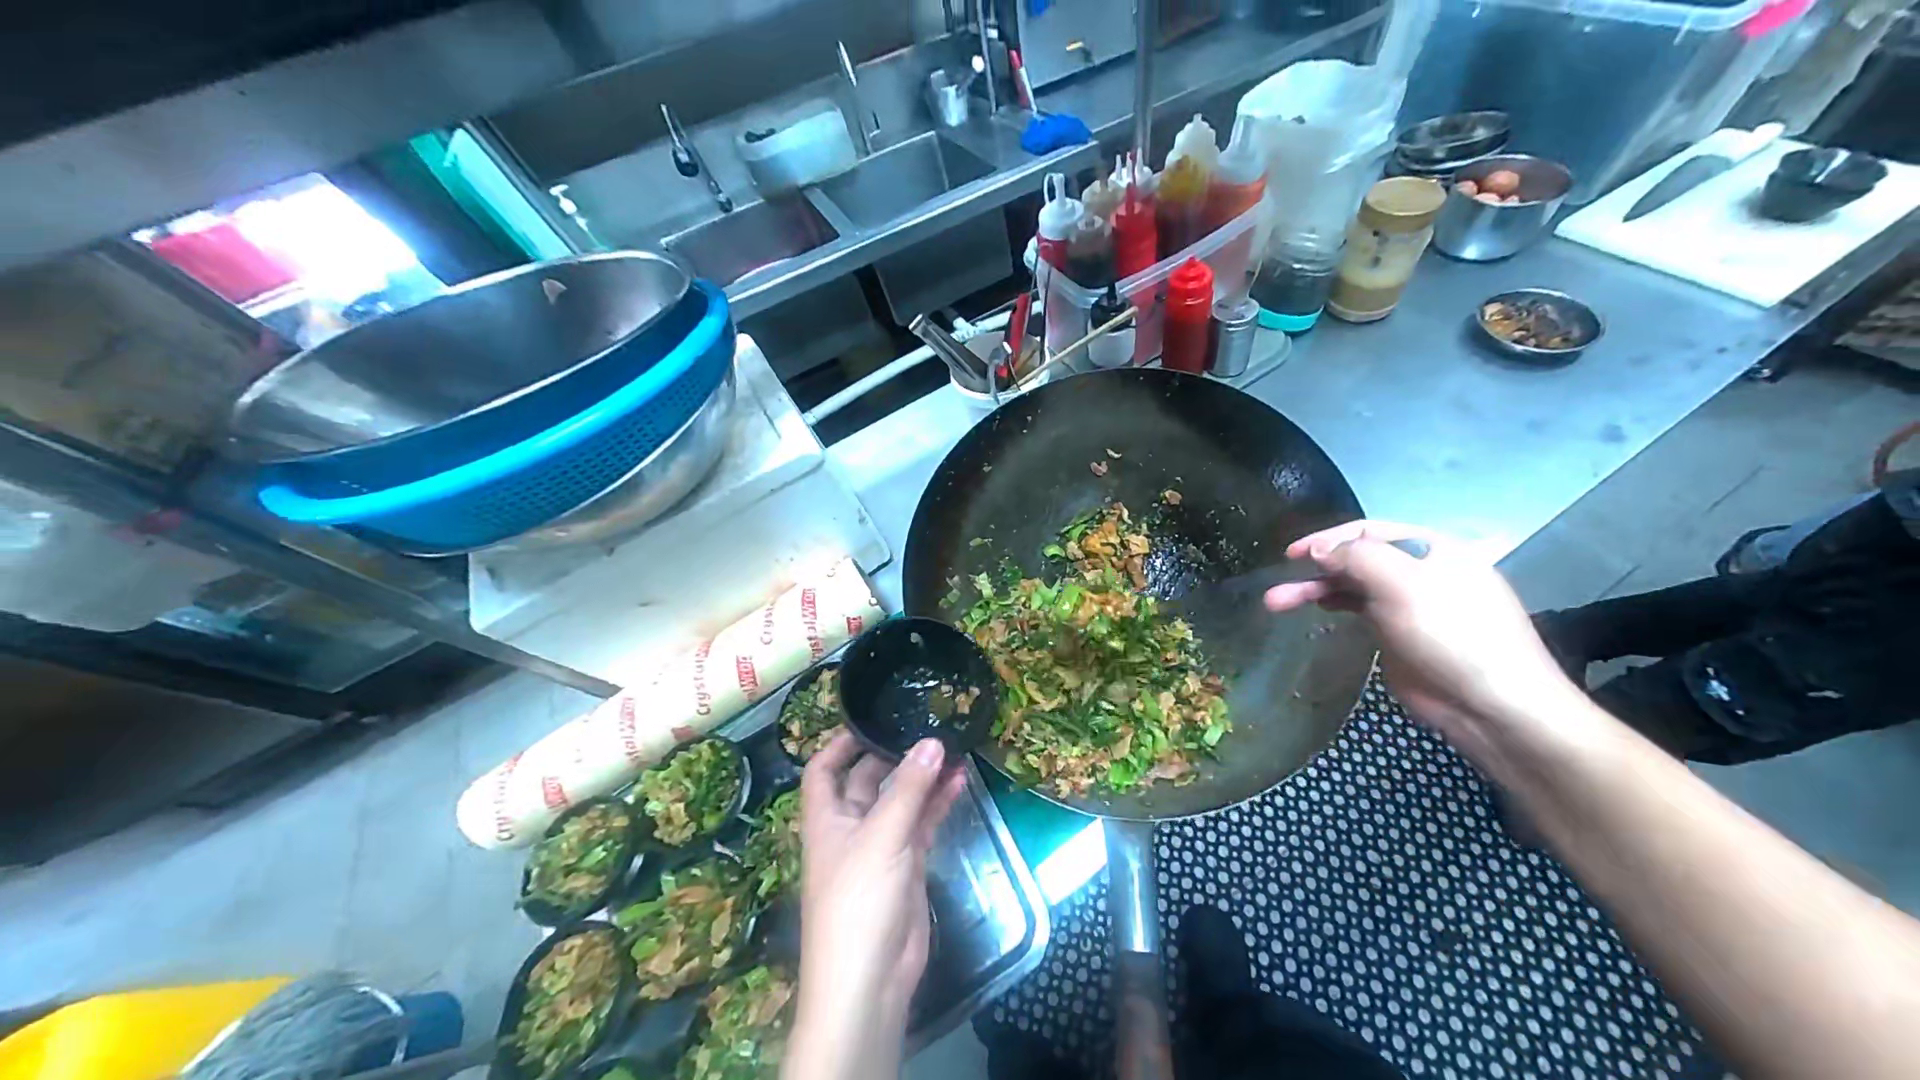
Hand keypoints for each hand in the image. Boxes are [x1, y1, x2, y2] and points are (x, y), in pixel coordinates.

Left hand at [785, 732, 966, 1079]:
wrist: (869, 978)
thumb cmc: (857, 899)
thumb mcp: (881, 836)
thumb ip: (909, 788)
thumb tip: (933, 741)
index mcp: (825, 818)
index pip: (822, 770)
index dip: (840, 744)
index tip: (870, 720)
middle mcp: (849, 828)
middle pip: (867, 781)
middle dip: (894, 757)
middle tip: (927, 728)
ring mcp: (879, 848)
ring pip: (901, 802)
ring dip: (923, 779)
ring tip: (954, 750)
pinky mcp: (906, 866)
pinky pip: (921, 825)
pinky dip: (937, 804)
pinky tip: (959, 783)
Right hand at [1263, 520, 1592, 760]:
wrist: (1490, 704)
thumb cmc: (1450, 633)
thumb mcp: (1402, 583)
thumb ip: (1357, 557)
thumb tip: (1319, 550)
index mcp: (1431, 549)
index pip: (1368, 531)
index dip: (1327, 538)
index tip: (1290, 555)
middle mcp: (1420, 571)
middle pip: (1356, 559)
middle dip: (1314, 569)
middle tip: (1277, 586)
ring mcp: (1410, 604)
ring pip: (1352, 585)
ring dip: (1314, 589)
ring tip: (1276, 603)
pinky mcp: (1400, 634)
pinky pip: (1360, 609)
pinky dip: (1335, 605)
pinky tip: (1318, 609)